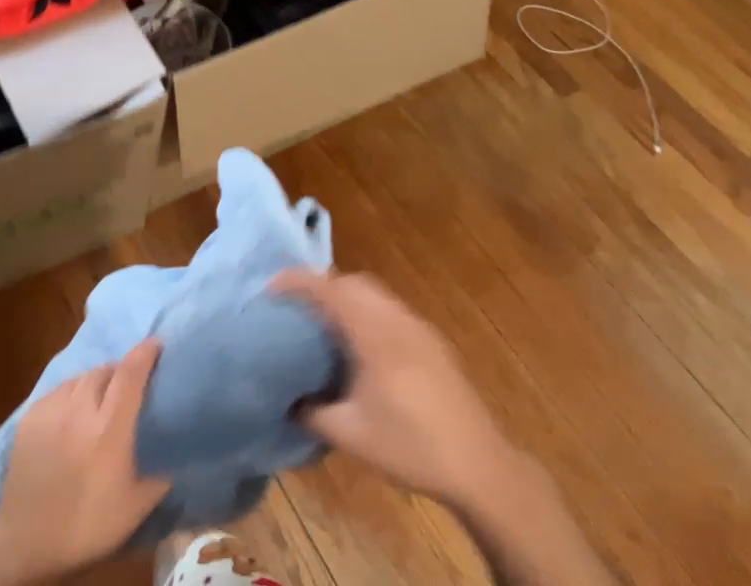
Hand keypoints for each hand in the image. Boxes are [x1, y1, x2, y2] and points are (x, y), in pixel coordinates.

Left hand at [0, 341, 170, 584]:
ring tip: (100, 397)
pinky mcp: (28, 419)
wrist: (29, 540)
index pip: (130, 375)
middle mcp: (79, 410)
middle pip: (103, 371)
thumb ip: (159, 477)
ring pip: (77, 379)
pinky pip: (55, 393)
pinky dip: (70, 394)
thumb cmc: (89, 525)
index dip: (144, 354)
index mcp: (109, 429)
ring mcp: (49, 411)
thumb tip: (172, 461)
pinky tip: (72, 411)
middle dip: (119, 370)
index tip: (156, 343)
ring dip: (94, 381)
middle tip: (129, 384)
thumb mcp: (136, 506)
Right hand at [273, 270, 521, 507]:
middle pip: (354, 283)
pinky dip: (366, 310)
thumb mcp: (349, 434)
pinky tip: (357, 343)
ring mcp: (421, 331)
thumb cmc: (411, 448)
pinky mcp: (433, 345)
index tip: (270, 289)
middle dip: (320, 284)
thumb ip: (311, 412)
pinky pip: (390, 310)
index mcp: (376, 337)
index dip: (298, 282)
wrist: (480, 468)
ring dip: (345, 296)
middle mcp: (399, 323)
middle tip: (293, 304)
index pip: (331, 291)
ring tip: (320, 320)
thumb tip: (286, 399)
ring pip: (375, 294)